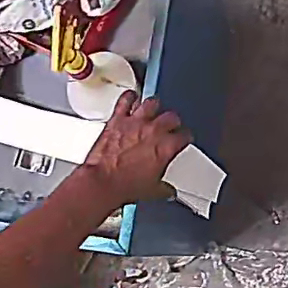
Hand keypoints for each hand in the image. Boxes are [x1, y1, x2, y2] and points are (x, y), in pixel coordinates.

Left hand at [76, 92, 189, 207]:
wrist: (103, 182)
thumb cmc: (126, 185)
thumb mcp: (153, 190)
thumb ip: (165, 188)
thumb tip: (168, 191)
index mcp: (166, 147)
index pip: (184, 135)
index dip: (185, 137)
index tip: (183, 138)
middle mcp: (153, 130)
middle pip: (172, 116)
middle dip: (173, 121)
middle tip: (171, 125)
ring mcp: (135, 122)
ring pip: (152, 103)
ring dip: (154, 106)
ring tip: (153, 109)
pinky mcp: (117, 118)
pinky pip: (126, 99)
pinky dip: (129, 97)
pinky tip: (131, 98)